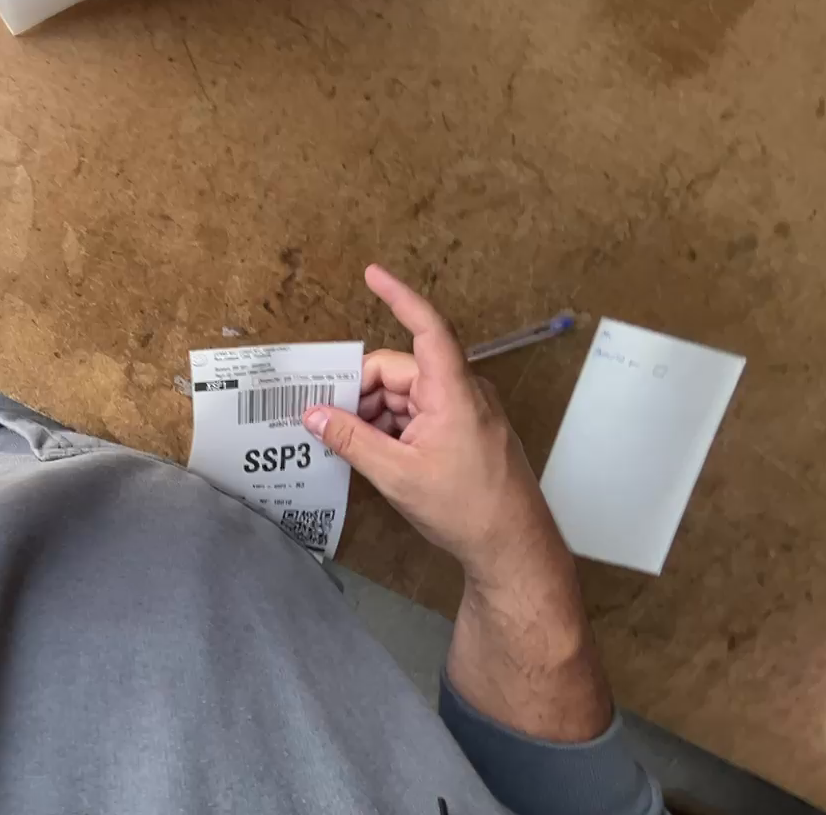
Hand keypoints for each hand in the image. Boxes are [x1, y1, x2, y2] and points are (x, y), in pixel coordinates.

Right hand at [305, 265, 611, 740]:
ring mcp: (462, 412)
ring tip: (353, 446)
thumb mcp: (396, 474)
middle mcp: (460, 393)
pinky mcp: (460, 430)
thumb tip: (311, 414)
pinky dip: (389, 426)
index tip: (372, 272)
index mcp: (452, 392)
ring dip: (372, 414)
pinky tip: (373, 452)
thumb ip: (350, 439)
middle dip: (359, 392)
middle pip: (396, 371)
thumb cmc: (464, 509)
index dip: (399, 297)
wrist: (513, 552)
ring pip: (401, 394)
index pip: (427, 329)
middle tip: (329, 421)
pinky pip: (414, 413)